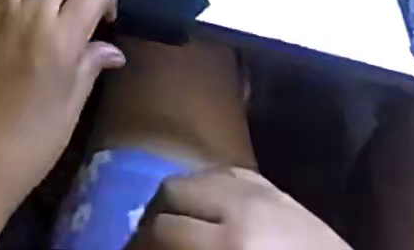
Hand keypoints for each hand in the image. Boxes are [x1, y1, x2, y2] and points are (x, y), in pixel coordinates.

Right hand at [131, 168, 351, 249]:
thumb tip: (158, 245)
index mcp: (230, 243)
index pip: (165, 229)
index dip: (141, 242)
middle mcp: (239, 204)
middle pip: (174, 188)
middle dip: (152, 214)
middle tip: (144, 237)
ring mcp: (258, 188)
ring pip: (198, 173)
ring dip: (177, 194)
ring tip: (169, 220)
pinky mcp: (272, 185)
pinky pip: (227, 171)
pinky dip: (206, 184)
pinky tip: (202, 204)